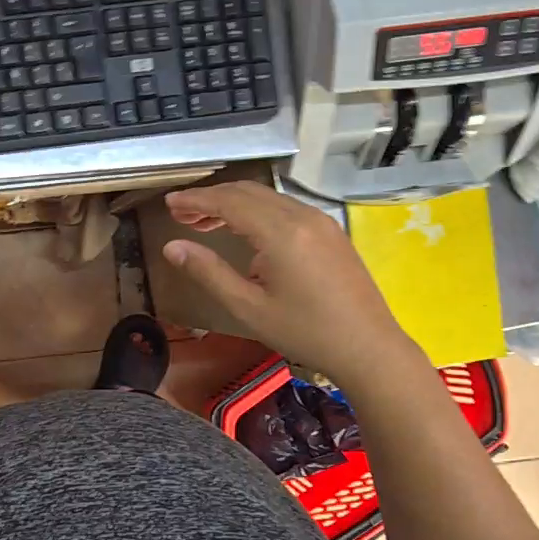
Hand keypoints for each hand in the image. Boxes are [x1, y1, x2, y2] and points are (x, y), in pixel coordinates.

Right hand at [160, 181, 412, 380]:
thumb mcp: (248, 307)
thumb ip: (208, 272)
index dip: (195, 199)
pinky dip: (257, 212)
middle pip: (248, 192)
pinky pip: (286, 209)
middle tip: (181, 214)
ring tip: (204, 223)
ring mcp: (321, 221)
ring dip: (234, 204)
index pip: (229, 201)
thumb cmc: (304, 332)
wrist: (368, 347)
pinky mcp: (331, 232)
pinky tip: (244, 234)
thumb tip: (172, 247)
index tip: (169, 203)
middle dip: (211, 198)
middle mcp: (302, 216)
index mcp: (281, 232)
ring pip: (268, 198)